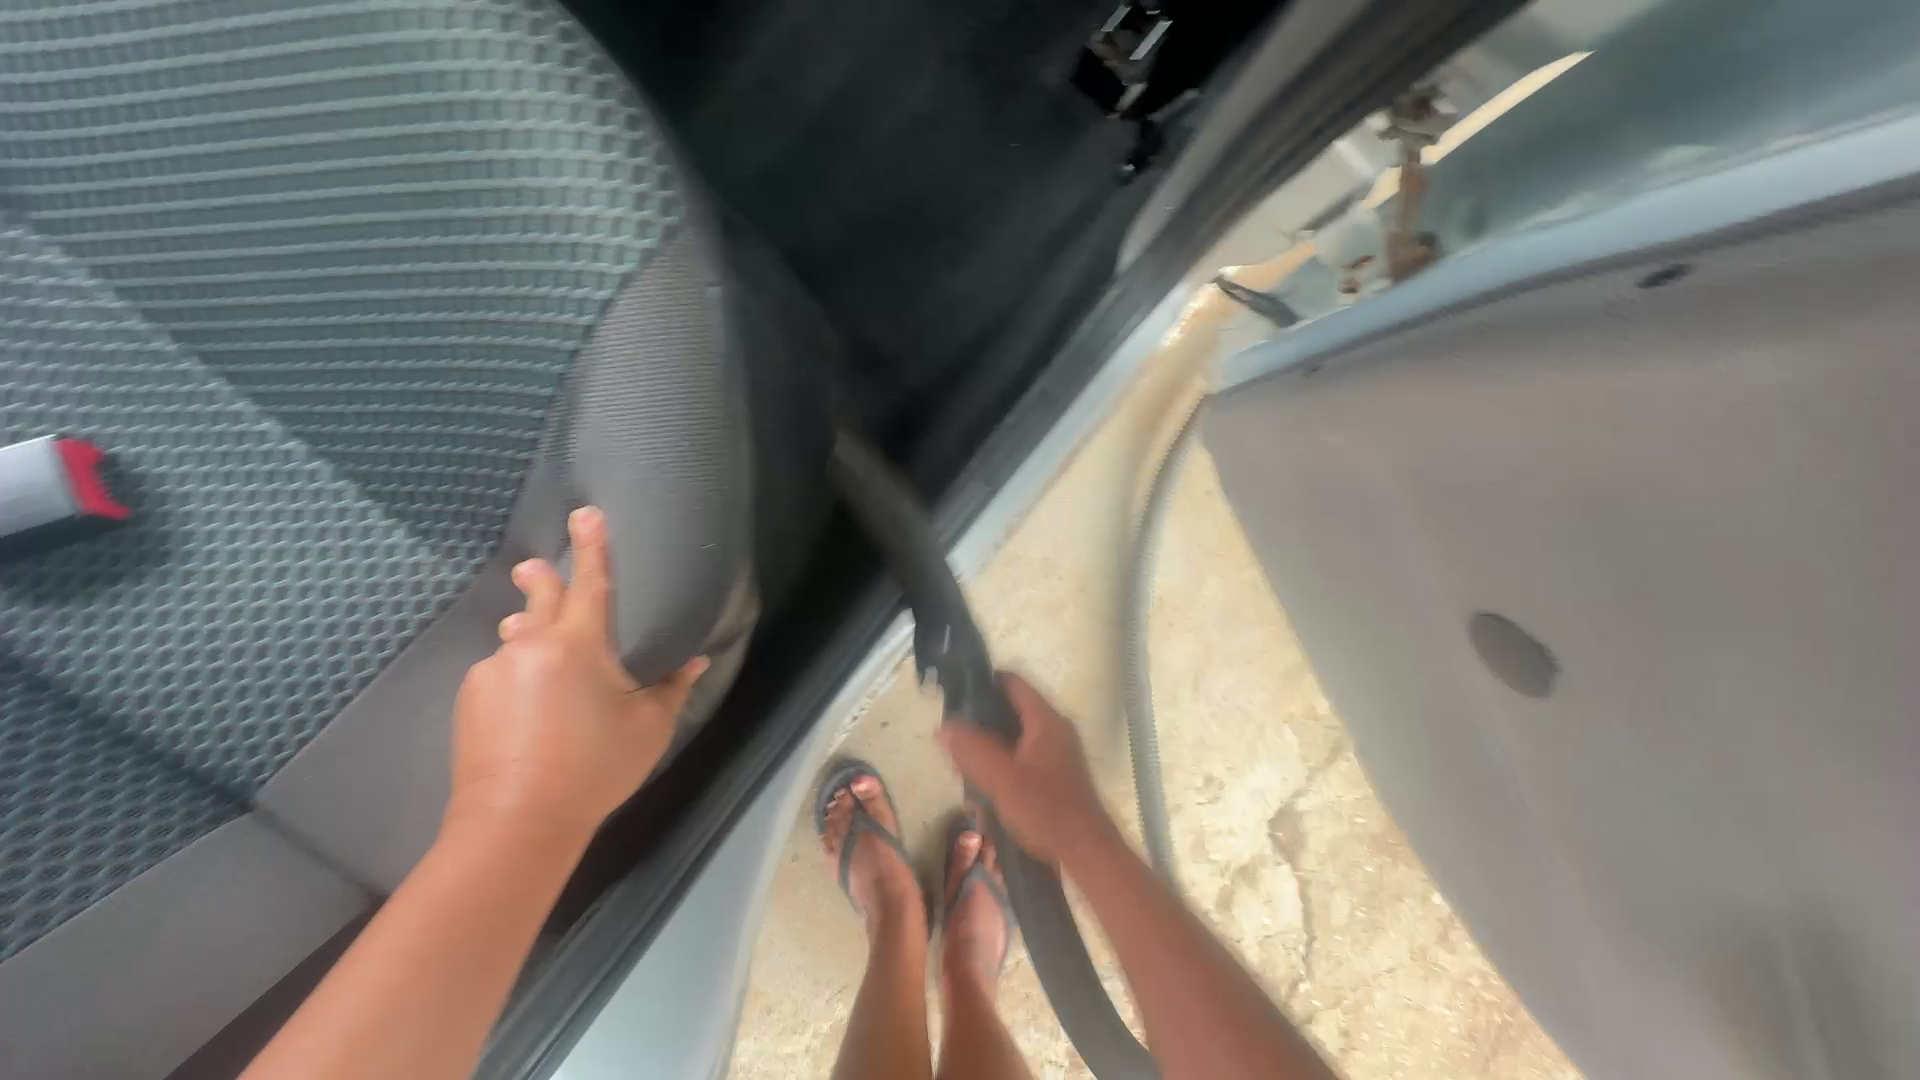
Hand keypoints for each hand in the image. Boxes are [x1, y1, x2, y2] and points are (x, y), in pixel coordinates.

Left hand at [445, 506, 707, 845]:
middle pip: (539, 599)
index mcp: (578, 645)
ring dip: (529, 634)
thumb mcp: (648, 727)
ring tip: (539, 645)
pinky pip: (500, 671)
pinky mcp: (470, 700)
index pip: (591, 583)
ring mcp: (493, 672)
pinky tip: (528, 706)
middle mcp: (529, 646)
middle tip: (535, 565)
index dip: (593, 546)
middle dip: (541, 578)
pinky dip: (517, 674)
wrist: (516, 822)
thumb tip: (695, 660)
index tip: (587, 513)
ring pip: (517, 640)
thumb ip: (671, 687)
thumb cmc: (594, 768)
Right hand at [938, 672, 1116, 864]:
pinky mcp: (1056, 775)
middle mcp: (1055, 729)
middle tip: (953, 740)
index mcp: (1046, 720)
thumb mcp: (1002, 779)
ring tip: (963, 768)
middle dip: (980, 723)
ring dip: (989, 748)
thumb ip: (972, 750)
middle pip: (1011, 710)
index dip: (982, 683)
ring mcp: (1058, 752)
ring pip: (1015, 737)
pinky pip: (1022, 758)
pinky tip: (985, 787)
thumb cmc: (1045, 810)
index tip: (954, 696)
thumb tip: (944, 727)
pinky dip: (1002, 765)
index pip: (1012, 683)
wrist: (1086, 852)